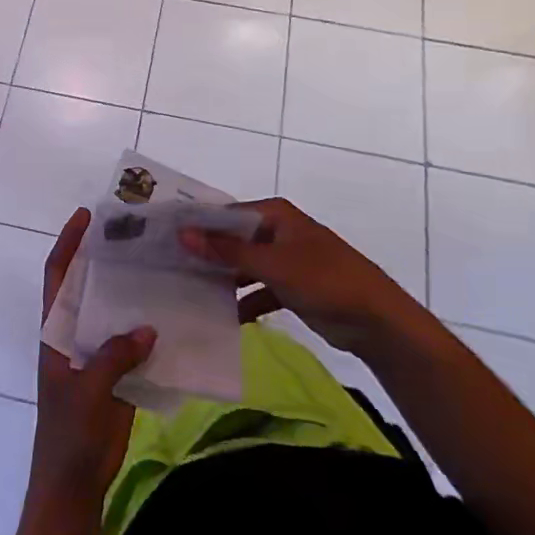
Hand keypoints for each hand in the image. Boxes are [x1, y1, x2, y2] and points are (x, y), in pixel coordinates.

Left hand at [33, 207, 154, 498]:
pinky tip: (180, 311)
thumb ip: (113, 358)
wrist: (74, 481)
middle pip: (92, 286)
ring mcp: (99, 352)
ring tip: (168, 263)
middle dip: (110, 258)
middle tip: (143, 233)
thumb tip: (148, 328)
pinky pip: (138, 340)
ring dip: (136, 289)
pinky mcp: (120, 371)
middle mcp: (77, 335)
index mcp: (57, 334)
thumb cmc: (68, 435)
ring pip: (118, 310)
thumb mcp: (86, 393)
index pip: (58, 278)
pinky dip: (155, 325)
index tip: (87, 216)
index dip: (68, 245)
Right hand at [179, 198, 421, 356]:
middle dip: (206, 256)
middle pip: (233, 241)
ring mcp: (285, 260)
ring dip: (223, 282)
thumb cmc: (323, 279)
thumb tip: (184, 233)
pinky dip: (244, 304)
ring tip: (185, 296)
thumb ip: (227, 251)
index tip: (162, 241)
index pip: (226, 215)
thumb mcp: (272, 264)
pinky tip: (221, 320)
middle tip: (166, 271)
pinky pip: (258, 292)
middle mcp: (278, 232)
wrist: (372, 317)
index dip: (197, 227)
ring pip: (244, 268)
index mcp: (276, 215)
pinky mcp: (290, 287)